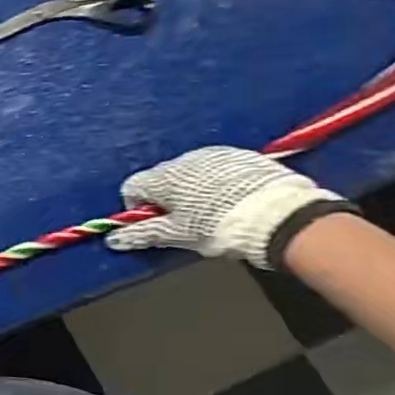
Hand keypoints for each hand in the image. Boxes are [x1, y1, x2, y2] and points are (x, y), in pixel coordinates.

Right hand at [106, 146, 356, 269]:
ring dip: (191, 187)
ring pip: (188, 171)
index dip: (139, 208)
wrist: (283, 216)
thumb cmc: (218, 227)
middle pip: (160, 178)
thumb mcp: (178, 235)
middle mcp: (183, 160)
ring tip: (212, 208)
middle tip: (185, 218)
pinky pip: (216, 167)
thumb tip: (112, 239)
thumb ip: (142, 234)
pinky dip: (216, 180)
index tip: (157, 222)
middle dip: (166, 196)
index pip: (132, 188)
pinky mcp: (242, 155)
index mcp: (163, 179)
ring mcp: (214, 154)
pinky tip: (232, 197)